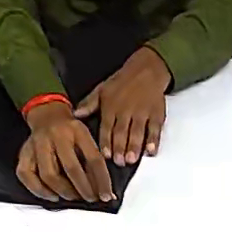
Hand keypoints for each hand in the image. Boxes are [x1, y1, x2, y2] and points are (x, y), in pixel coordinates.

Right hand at [18, 100, 111, 202]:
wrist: (47, 114)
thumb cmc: (70, 131)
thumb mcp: (87, 138)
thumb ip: (95, 162)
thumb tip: (106, 193)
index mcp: (77, 131)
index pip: (94, 159)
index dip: (102, 181)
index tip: (106, 196)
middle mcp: (56, 136)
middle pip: (71, 168)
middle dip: (83, 188)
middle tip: (90, 198)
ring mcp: (38, 144)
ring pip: (48, 175)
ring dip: (63, 191)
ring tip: (73, 197)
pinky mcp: (25, 151)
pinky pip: (26, 175)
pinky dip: (39, 190)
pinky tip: (52, 196)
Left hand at [75, 46, 169, 167]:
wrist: (146, 69)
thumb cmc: (122, 82)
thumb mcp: (102, 90)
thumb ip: (89, 104)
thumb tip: (75, 114)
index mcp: (111, 107)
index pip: (107, 127)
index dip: (106, 142)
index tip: (106, 155)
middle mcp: (126, 110)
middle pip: (122, 132)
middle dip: (120, 147)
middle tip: (119, 162)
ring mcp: (142, 113)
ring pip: (137, 132)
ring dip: (135, 146)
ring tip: (132, 159)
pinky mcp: (156, 114)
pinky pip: (154, 129)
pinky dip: (153, 140)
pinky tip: (151, 151)